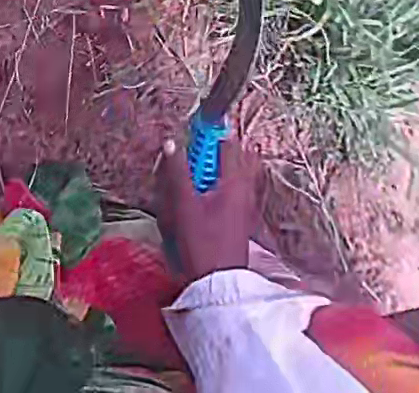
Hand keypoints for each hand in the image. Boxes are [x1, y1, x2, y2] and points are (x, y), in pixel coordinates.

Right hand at [156, 136, 257, 281]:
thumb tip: (172, 142)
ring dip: (213, 168)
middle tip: (190, 156)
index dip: (209, 133)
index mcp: (234, 181)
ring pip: (231, 173)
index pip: (226, 142)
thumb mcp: (184, 204)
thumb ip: (178, 171)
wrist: (218, 285)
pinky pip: (231, 189)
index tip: (192, 134)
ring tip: (193, 175)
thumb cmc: (202, 241)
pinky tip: (200, 195)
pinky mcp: (241, 217)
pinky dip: (217, 184)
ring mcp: (245, 204)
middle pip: (231, 156)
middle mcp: (245, 188)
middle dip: (210, 151)